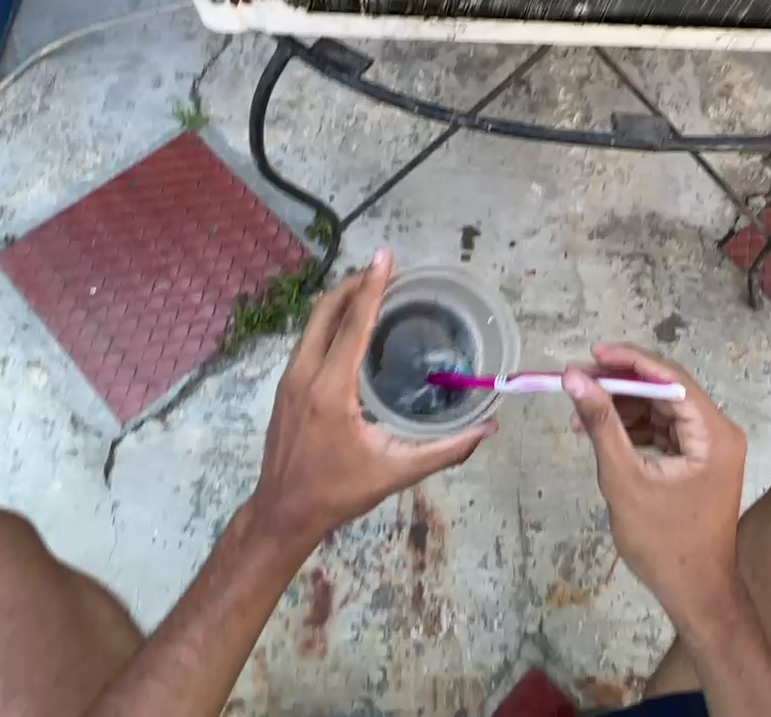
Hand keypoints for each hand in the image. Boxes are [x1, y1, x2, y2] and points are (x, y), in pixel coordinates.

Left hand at [247, 250, 495, 551]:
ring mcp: (290, 377)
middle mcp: (305, 375)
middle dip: (355, 283)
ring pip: (313, 321)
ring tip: (373, 289)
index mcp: (331, 391)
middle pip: (326, 310)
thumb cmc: (340, 492)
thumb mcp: (396, 472)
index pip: (354, 326)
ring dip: (342, 299)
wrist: (281, 512)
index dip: (372, 288)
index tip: (386, 256)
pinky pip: (309, 337)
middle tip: (386, 270)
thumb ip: (445, 450)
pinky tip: (352, 325)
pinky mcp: (286, 384)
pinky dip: (331, 319)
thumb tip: (489, 428)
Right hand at [563, 343, 747, 619]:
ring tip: (580, 411)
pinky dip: (632, 427)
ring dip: (622, 406)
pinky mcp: (697, 459)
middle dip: (620, 383)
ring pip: (660, 407)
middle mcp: (718, 431)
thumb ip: (600, 422)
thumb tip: (573, 376)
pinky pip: (662, 428)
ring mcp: (710, 446)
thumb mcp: (624, 478)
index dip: (629, 361)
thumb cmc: (663, 541)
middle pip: (665, 388)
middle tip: (578, 380)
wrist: (695, 595)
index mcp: (713, 432)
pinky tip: (601, 432)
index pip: (669, 378)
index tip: (591, 354)